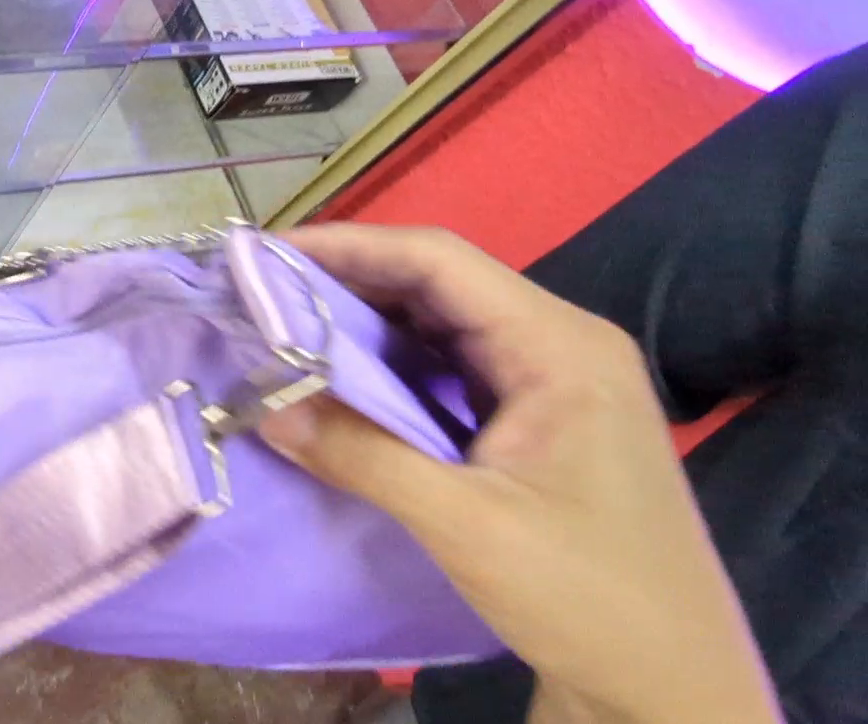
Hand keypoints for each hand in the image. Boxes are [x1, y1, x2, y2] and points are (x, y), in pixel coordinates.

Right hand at [257, 225, 775, 723]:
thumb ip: (360, 454)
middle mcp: (551, 344)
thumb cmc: (590, 598)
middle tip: (257, 287)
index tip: (267, 256)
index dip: (347, 246)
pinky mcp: (519, 412)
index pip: (438, 261)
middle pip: (430, 280)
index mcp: (558, 347)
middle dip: (340, 277)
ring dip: (352, 316)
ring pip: (427, 318)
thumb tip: (264, 407)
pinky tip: (327, 369)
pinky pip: (432, 361)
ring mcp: (537, 378)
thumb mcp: (466, 523)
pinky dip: (373, 358)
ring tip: (276, 318)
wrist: (668, 690)